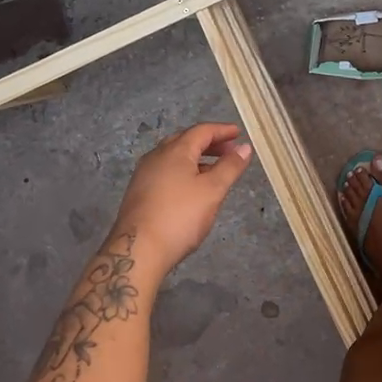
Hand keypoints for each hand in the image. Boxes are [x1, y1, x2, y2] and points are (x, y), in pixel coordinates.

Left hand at [113, 123, 254, 266]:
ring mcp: (144, 174)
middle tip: (228, 152)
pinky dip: (182, 172)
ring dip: (195, 159)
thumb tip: (245, 147)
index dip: (222, 131)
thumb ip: (230, 167)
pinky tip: (189, 190)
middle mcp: (157, 156)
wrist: (137, 251)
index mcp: (176, 150)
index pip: (202, 131)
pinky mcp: (138, 193)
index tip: (238, 134)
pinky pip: (165, 172)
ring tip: (213, 172)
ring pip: (173, 157)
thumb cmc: (179, 216)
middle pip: (186, 140)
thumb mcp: (212, 191)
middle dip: (209, 143)